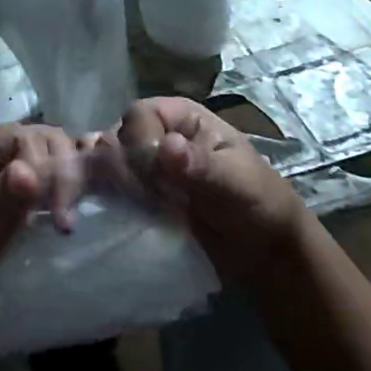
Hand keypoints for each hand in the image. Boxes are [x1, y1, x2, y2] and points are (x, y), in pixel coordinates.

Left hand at [0, 123, 88, 366]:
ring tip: (71, 223)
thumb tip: (29, 173)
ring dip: (74, 187)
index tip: (57, 216)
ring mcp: (17, 177)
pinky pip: (61, 188)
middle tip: (66, 223)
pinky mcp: (30, 203)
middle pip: (51, 145)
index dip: (50, 169)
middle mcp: (2, 154)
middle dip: (66, 176)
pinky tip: (78, 217)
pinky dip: (74, 197)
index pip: (29, 139)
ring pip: (61, 164)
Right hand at [117, 96, 308, 279]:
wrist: (267, 255)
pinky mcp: (139, 198)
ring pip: (108, 163)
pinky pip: (110, 190)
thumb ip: (201, 166)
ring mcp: (146, 168)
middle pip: (118, 138)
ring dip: (107, 183)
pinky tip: (105, 211)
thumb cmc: (261, 205)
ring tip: (121, 208)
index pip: (140, 116)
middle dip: (120, 167)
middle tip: (141, 200)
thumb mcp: (237, 184)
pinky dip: (103, 197)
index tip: (153, 179)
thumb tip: (168, 147)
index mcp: (182, 117)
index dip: (139, 143)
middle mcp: (158, 135)